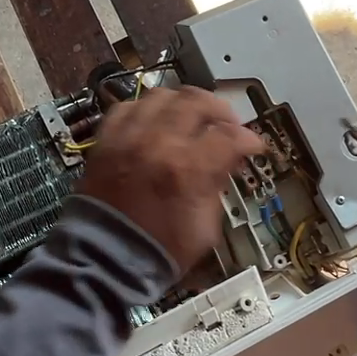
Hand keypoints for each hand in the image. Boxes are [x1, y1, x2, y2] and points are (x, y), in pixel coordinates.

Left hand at [77, 86, 265, 270]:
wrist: (104, 260)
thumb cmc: (158, 250)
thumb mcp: (205, 228)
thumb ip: (217, 186)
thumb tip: (225, 161)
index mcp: (187, 169)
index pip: (229, 135)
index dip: (248, 138)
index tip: (252, 145)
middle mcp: (158, 143)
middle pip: (197, 101)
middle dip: (220, 110)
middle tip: (226, 123)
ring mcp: (129, 137)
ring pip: (163, 95)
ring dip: (184, 103)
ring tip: (192, 117)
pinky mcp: (106, 140)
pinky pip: (128, 106)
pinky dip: (146, 109)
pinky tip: (155, 121)